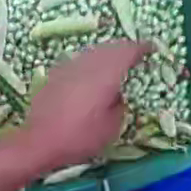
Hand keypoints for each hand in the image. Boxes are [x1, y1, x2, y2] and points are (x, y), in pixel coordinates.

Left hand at [12, 40, 147, 172]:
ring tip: (113, 66)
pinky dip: (88, 65)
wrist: (38, 143)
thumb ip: (119, 105)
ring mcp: (67, 69)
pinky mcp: (53, 77)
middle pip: (108, 48)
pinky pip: (77, 63)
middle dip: (123, 49)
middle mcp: (86, 64)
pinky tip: (88, 77)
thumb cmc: (78, 137)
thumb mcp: (111, 127)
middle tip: (134, 57)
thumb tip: (117, 95)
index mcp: (105, 73)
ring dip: (105, 55)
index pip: (127, 51)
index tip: (151, 49)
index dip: (142, 48)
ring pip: (91, 53)